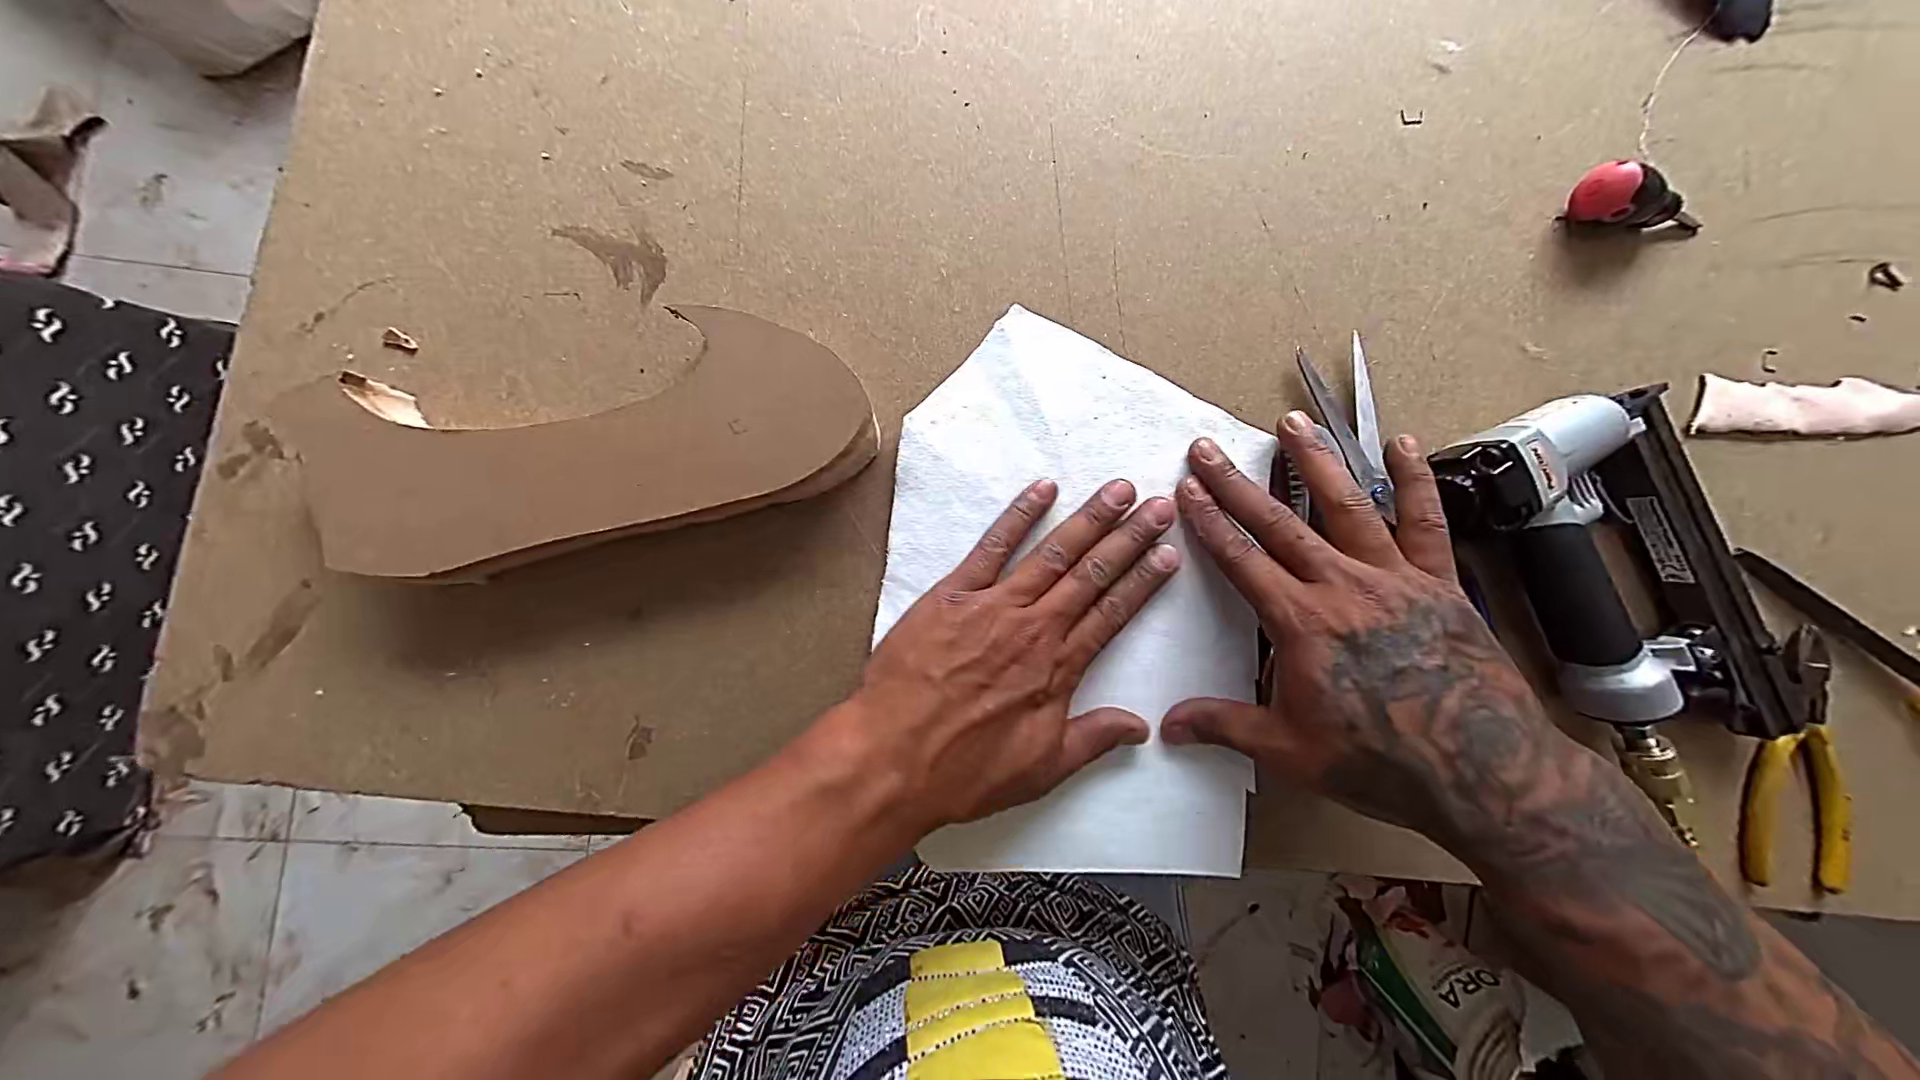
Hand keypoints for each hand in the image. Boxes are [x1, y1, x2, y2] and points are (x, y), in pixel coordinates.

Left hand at [833, 478, 1181, 831]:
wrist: (892, 756)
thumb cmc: (964, 770)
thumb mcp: (1040, 768)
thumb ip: (1093, 739)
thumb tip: (1140, 727)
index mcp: (1058, 667)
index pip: (1113, 613)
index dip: (1143, 582)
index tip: (1168, 555)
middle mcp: (1034, 628)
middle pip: (1092, 574)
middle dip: (1130, 538)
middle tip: (1159, 507)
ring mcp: (993, 606)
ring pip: (1053, 553)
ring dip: (1089, 519)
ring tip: (1118, 490)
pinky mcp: (952, 595)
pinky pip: (991, 547)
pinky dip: (1019, 516)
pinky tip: (1043, 490)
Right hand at [1162, 412, 1566, 841]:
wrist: (1486, 774)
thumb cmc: (1383, 762)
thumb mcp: (1287, 750)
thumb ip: (1224, 726)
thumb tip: (1169, 725)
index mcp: (1301, 623)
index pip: (1241, 559)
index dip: (1209, 521)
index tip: (1189, 490)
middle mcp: (1343, 588)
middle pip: (1279, 523)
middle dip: (1236, 484)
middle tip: (1210, 449)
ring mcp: (1394, 580)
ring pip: (1346, 506)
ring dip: (1315, 462)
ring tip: (1293, 423)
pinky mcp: (1438, 584)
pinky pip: (1425, 523)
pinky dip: (1413, 481)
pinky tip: (1403, 445)